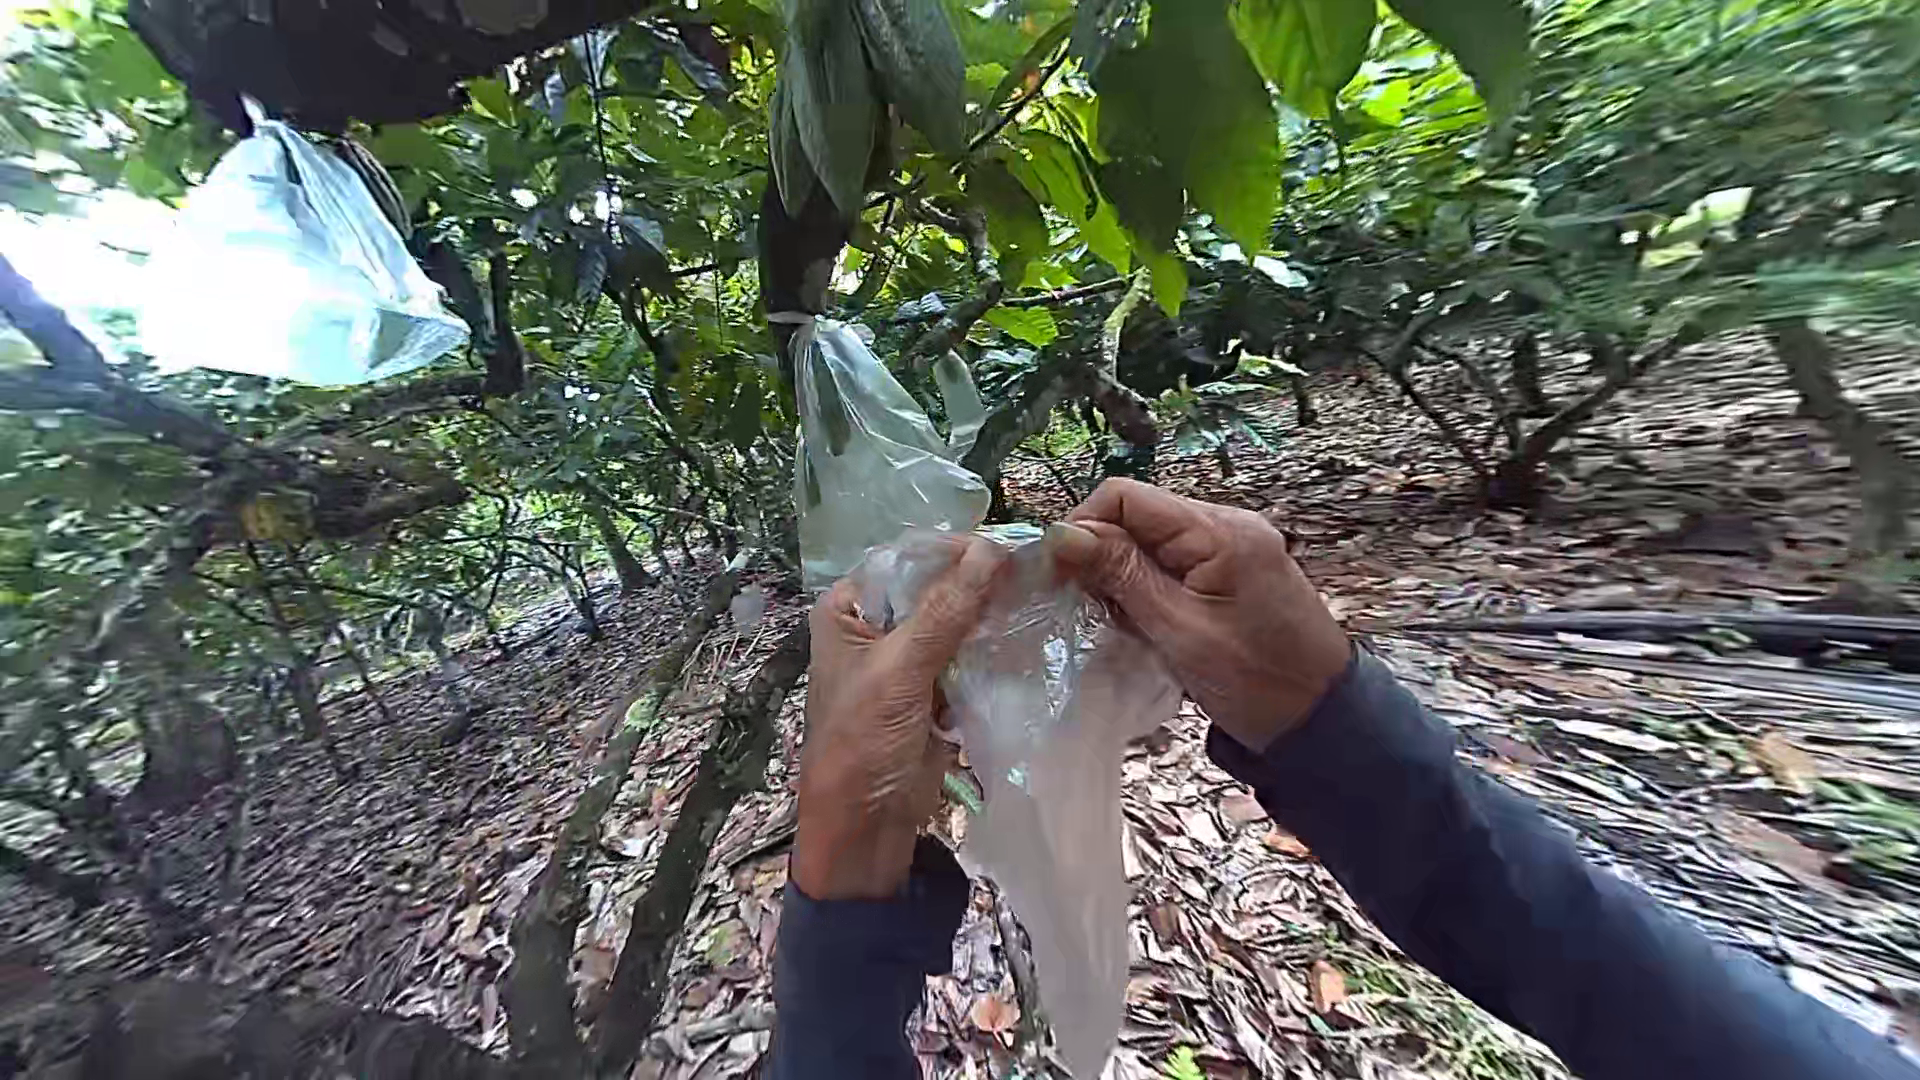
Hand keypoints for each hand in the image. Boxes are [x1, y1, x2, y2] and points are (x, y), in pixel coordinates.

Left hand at [793, 536, 1006, 898]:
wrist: (865, 826)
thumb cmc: (862, 741)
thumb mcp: (899, 671)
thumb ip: (945, 611)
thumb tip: (992, 551)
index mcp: (849, 607)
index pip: (906, 559)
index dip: (952, 551)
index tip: (1004, 549)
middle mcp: (875, 621)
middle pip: (932, 586)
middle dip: (976, 582)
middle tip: (1029, 570)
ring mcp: (907, 652)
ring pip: (954, 617)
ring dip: (987, 611)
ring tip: (1034, 594)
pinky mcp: (933, 680)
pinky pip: (965, 649)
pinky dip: (989, 643)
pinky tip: (1021, 629)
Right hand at [1048, 478, 1350, 750]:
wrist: (1322, 721)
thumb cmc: (1255, 681)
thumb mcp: (1178, 629)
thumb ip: (1120, 574)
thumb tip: (1060, 533)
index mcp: (1218, 530)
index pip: (1125, 496)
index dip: (1083, 526)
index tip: (1062, 574)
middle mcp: (1223, 523)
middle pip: (1133, 515)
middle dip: (1101, 556)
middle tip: (1096, 607)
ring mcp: (1227, 544)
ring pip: (1144, 540)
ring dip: (1120, 576)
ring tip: (1126, 620)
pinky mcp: (1225, 567)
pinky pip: (1165, 560)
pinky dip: (1142, 587)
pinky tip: (1145, 620)